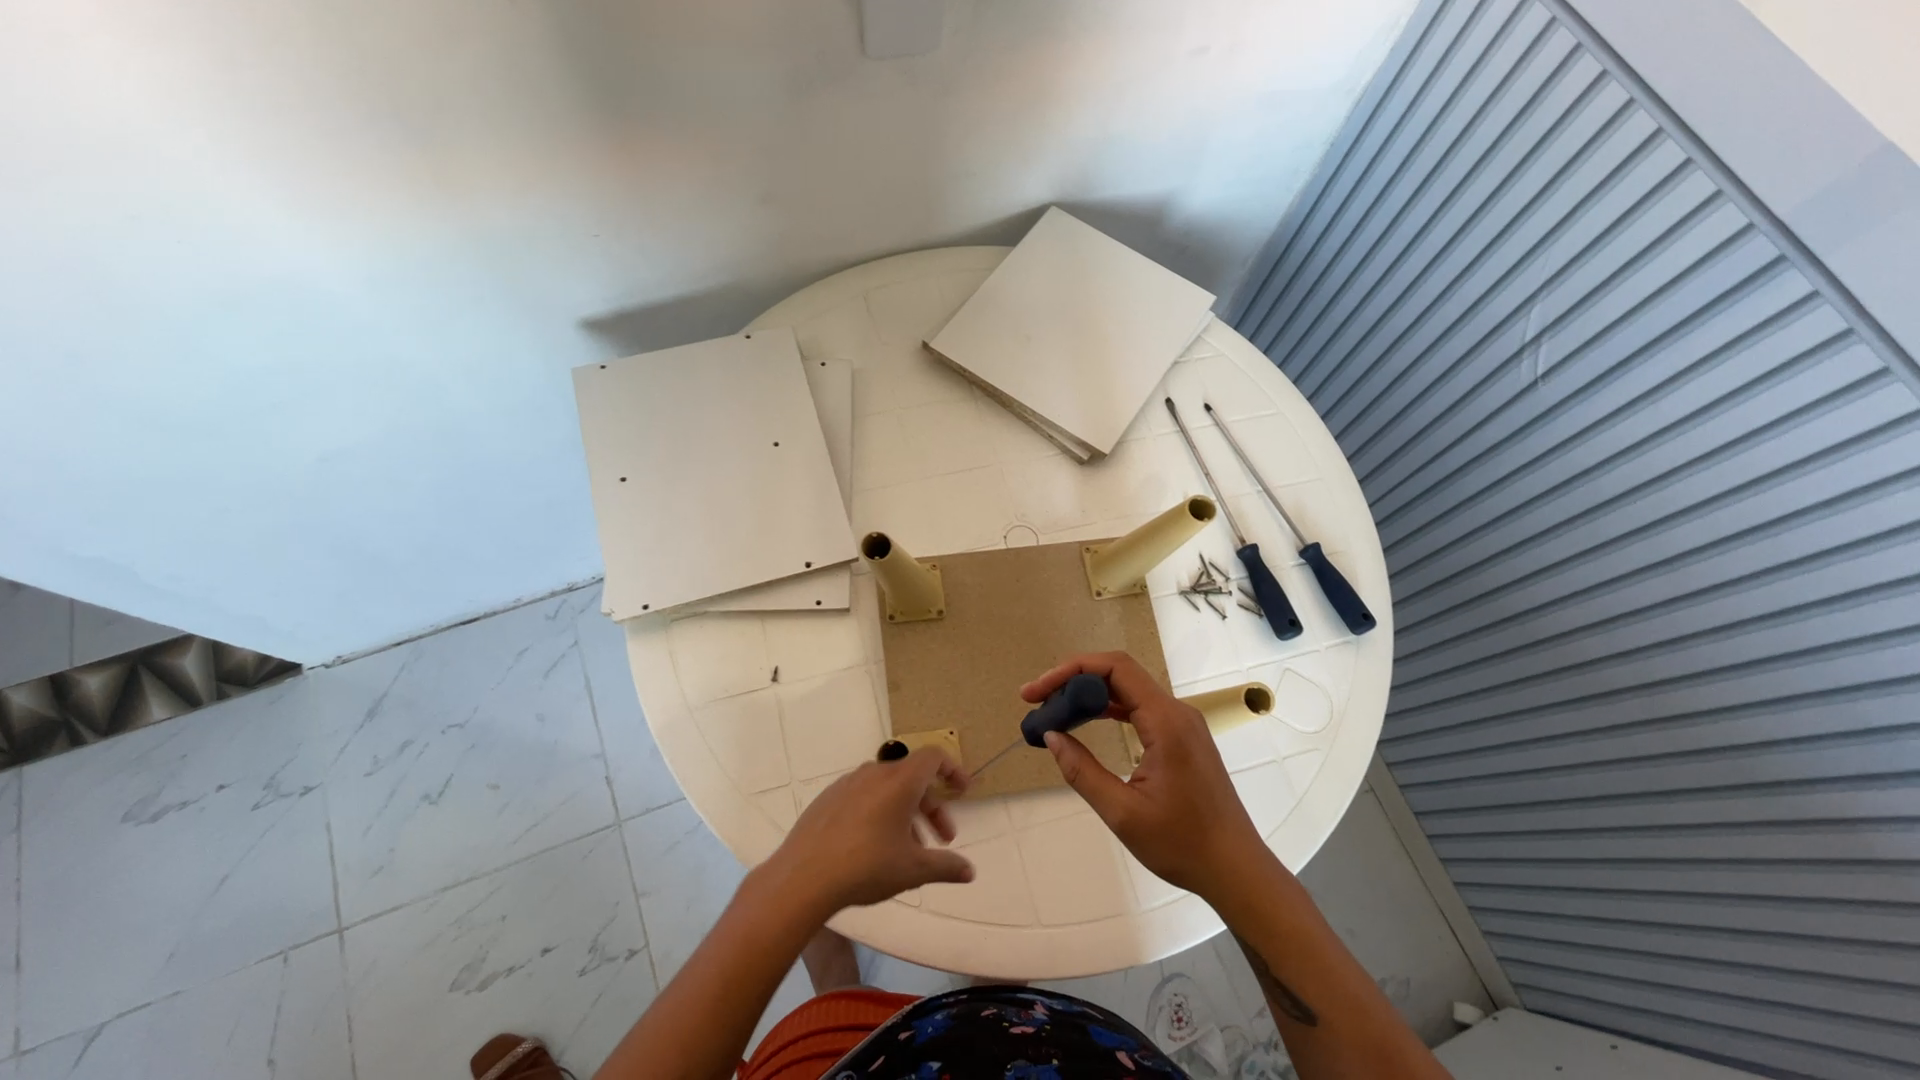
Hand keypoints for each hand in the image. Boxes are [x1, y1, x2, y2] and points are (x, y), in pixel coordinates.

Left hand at [761, 747, 975, 917]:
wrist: (802, 878)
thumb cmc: (866, 867)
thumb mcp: (913, 870)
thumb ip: (946, 867)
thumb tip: (970, 872)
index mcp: (899, 782)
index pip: (933, 757)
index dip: (953, 769)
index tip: (963, 791)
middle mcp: (873, 774)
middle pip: (912, 778)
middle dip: (932, 807)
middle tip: (942, 840)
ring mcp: (846, 784)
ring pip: (887, 789)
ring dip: (906, 813)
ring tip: (909, 850)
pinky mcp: (827, 799)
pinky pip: (864, 797)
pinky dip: (880, 813)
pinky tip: (875, 847)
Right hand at [1022, 652, 1268, 899]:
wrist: (1235, 868)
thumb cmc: (1181, 844)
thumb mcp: (1122, 813)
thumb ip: (1082, 770)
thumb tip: (1051, 736)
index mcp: (1166, 722)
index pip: (1114, 669)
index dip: (1070, 671)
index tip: (1036, 692)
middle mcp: (1177, 713)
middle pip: (1120, 674)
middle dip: (1074, 680)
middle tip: (1037, 702)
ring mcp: (1183, 725)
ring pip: (1130, 691)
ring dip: (1091, 695)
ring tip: (1054, 712)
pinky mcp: (1184, 739)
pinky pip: (1142, 709)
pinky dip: (1110, 709)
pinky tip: (1086, 723)